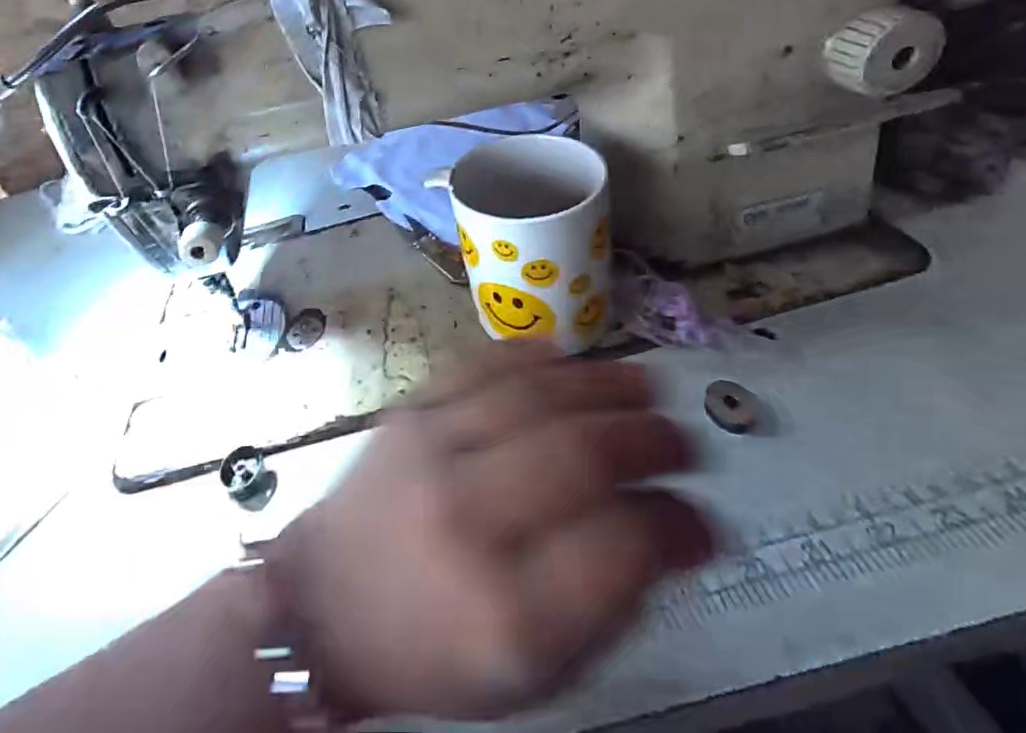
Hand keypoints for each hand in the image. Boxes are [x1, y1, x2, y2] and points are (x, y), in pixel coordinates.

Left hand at [267, 343, 714, 721]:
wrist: (326, 601)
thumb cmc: (437, 648)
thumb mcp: (534, 669)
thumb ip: (612, 602)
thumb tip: (677, 527)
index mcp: (510, 609)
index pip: (622, 544)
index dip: (678, 522)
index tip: (699, 519)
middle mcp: (468, 519)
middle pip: (581, 453)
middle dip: (650, 439)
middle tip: (680, 441)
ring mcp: (429, 454)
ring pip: (535, 397)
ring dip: (603, 383)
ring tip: (646, 385)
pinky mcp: (405, 415)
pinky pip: (477, 367)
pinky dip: (529, 356)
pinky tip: (566, 357)